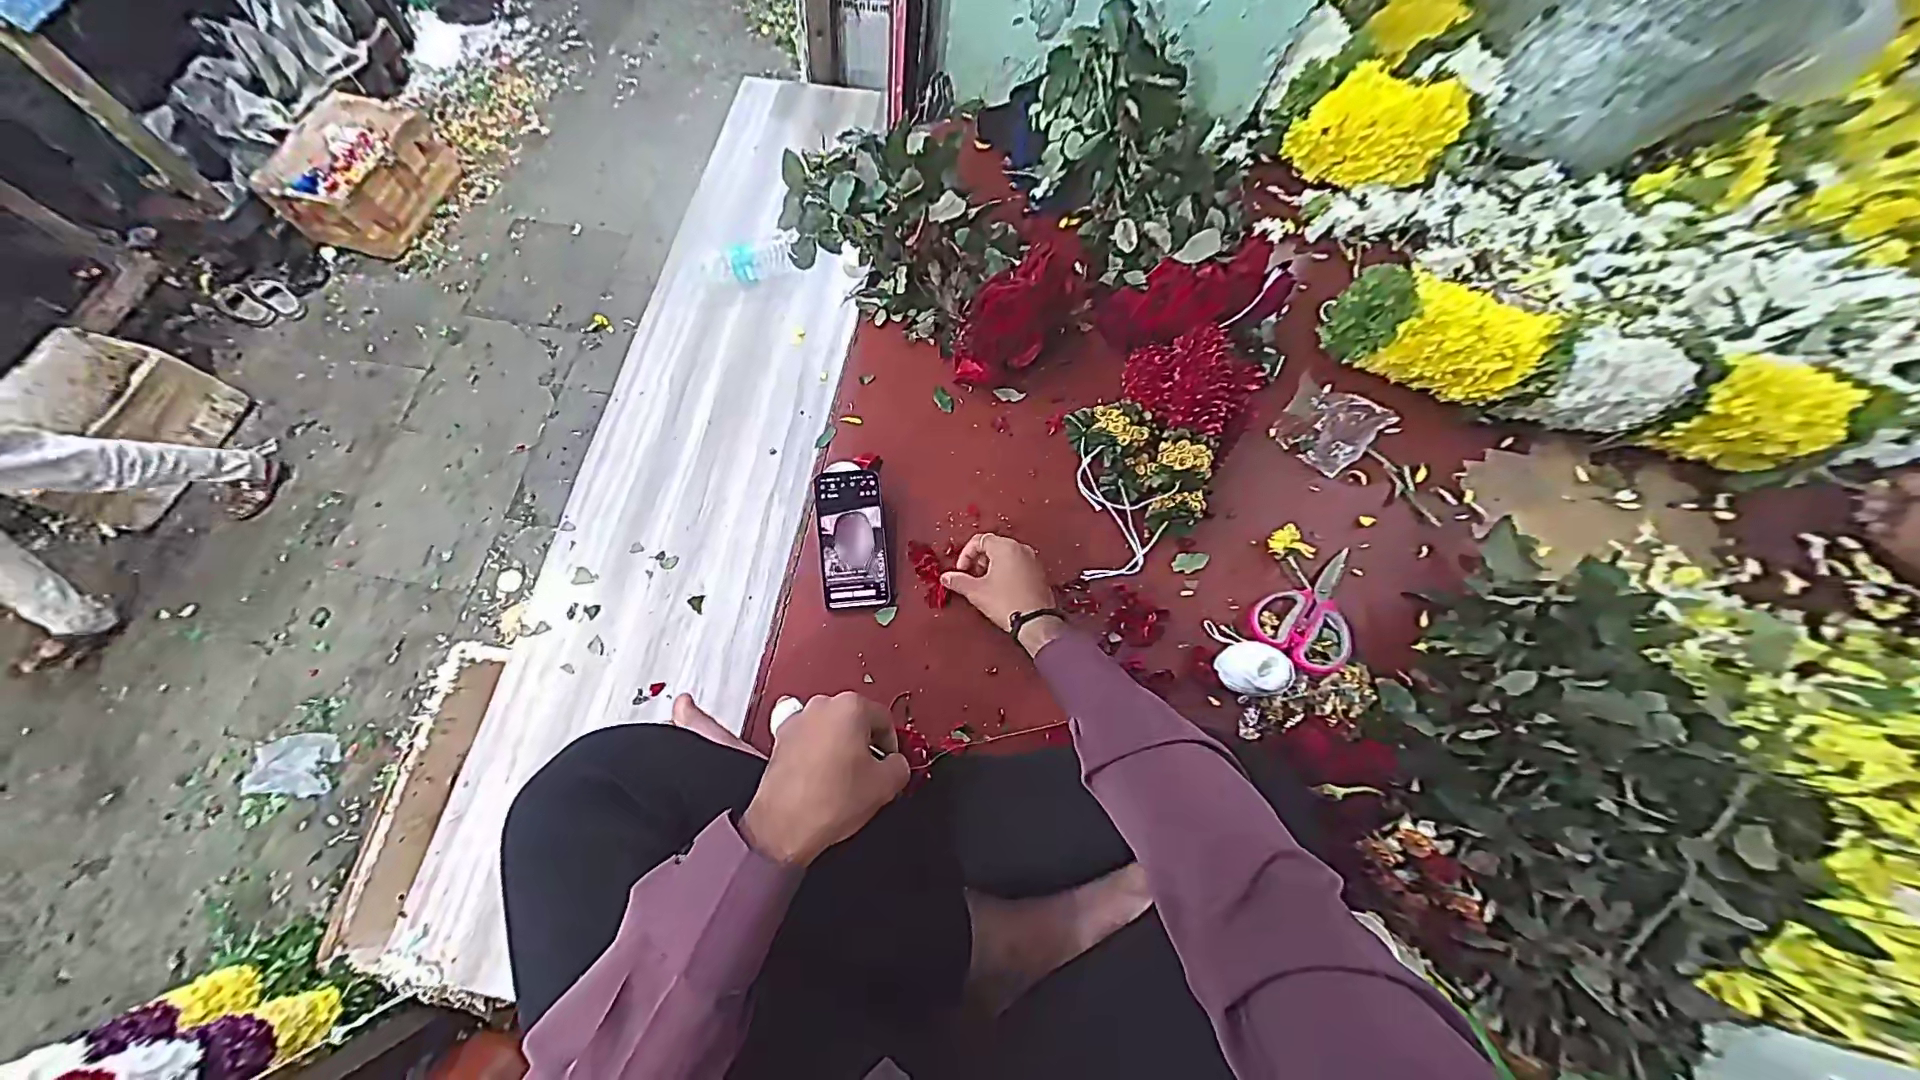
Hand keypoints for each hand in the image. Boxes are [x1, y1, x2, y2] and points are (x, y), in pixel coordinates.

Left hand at [739, 692, 907, 865]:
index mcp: (851, 706)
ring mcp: (798, 720)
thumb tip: (896, 765)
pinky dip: (816, 753)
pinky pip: (809, 740)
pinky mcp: (780, 739)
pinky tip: (821, 778)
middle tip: (869, 771)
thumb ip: (901, 765)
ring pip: (831, 729)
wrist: (784, 826)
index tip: (890, 761)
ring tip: (843, 778)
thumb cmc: (827, 801)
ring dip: (840, 747)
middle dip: (865, 744)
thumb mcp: (886, 785)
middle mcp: (822, 705)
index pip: (884, 719)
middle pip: (856, 720)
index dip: (892, 744)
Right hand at [941, 533, 1063, 654]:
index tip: (962, 570)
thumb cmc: (1008, 603)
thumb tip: (947, 577)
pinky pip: (1018, 565)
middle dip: (979, 560)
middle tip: (972, 577)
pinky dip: (1007, 572)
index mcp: (1005, 547)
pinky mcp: (1039, 573)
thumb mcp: (976, 591)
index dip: (966, 554)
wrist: (1035, 621)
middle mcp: (1021, 549)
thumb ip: (958, 581)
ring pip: (1007, 555)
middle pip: (993, 545)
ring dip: (992, 566)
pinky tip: (1001, 589)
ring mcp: (1033, 560)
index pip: (979, 540)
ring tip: (986, 585)